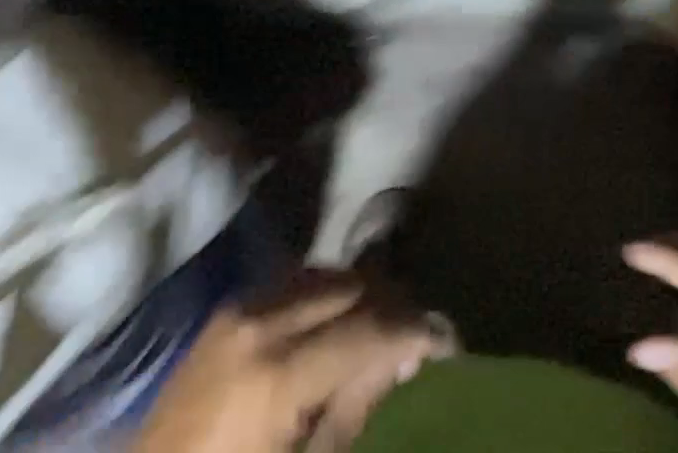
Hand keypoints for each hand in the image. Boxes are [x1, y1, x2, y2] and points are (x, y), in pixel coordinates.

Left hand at [135, 271, 446, 452]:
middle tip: (419, 339)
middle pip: (354, 286)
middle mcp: (261, 322)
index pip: (372, 327)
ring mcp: (240, 307)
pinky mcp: (229, 307)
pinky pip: (296, 281)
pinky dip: (330, 292)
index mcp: (278, 374)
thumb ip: (356, 404)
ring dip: (364, 294)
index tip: (449, 344)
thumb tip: (404, 355)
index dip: (418, 331)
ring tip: (383, 329)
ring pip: (328, 274)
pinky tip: (340, 321)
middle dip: (396, 306)